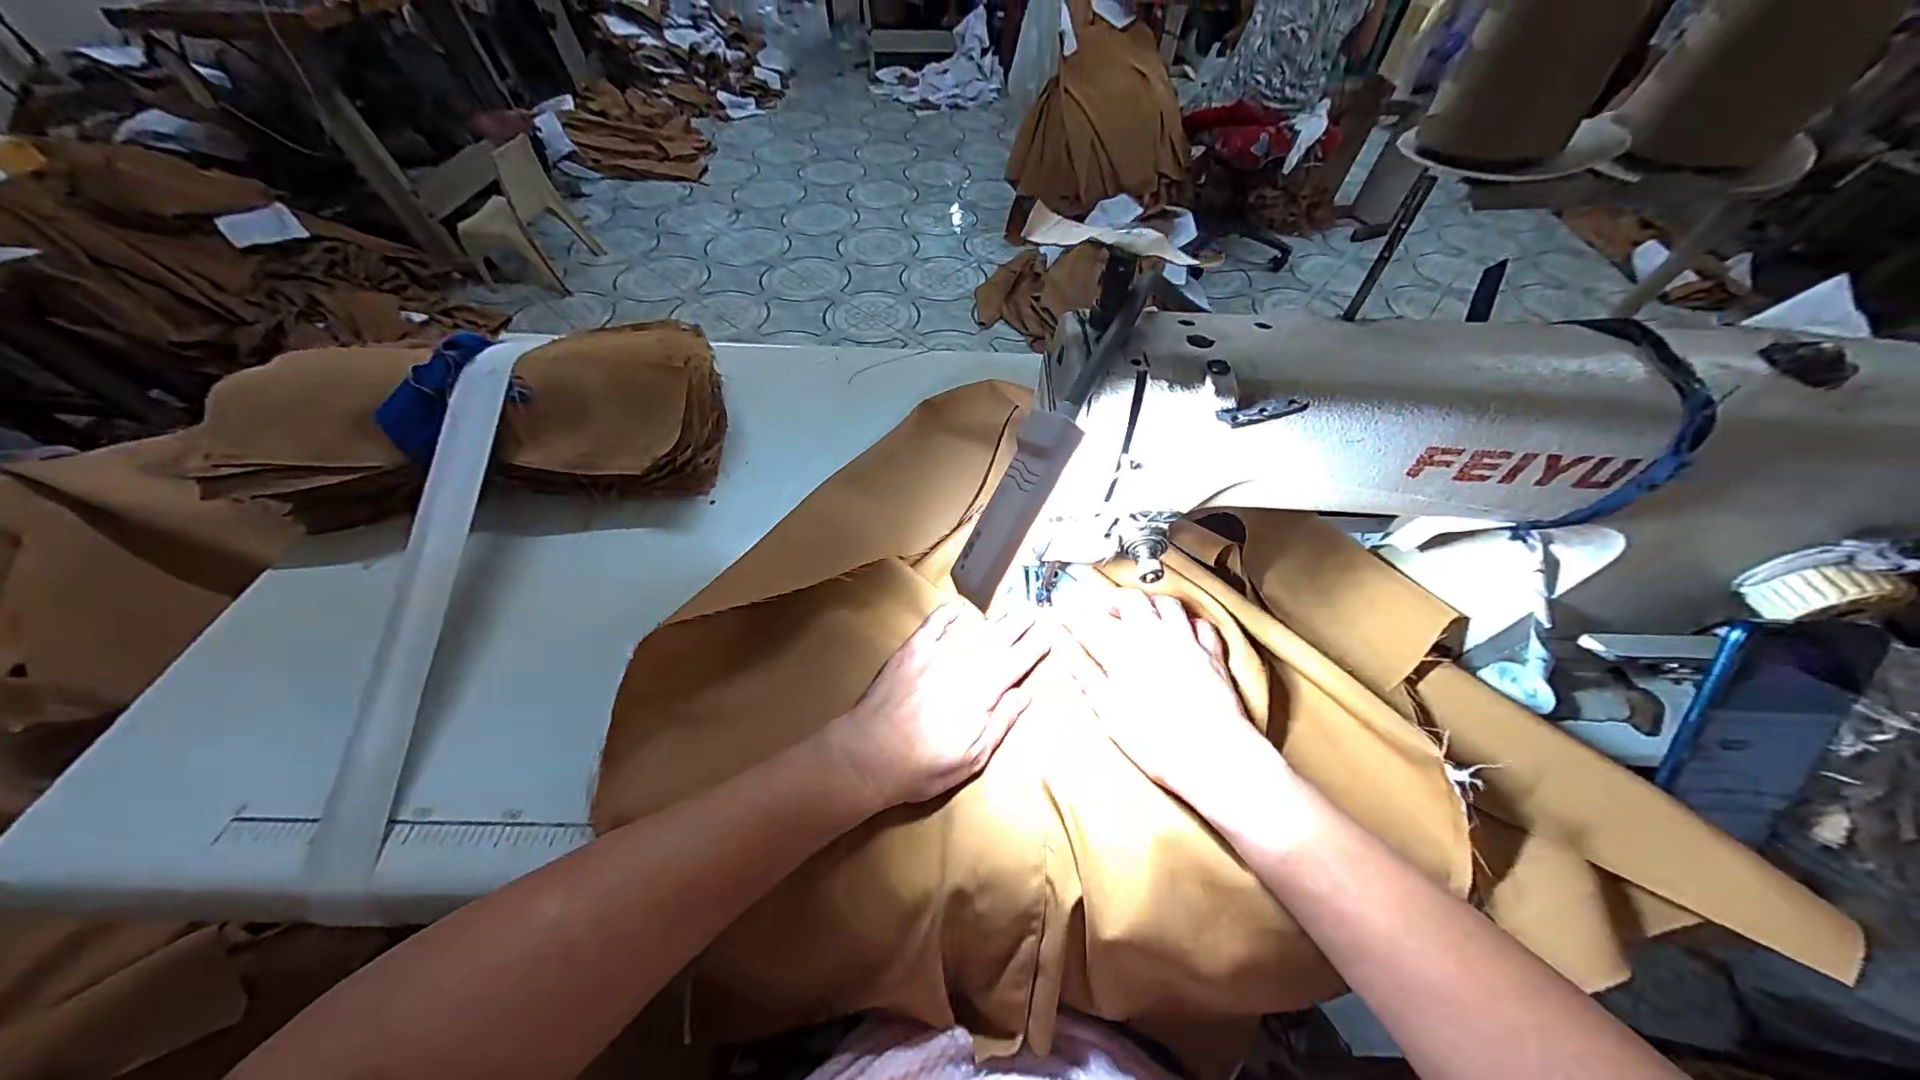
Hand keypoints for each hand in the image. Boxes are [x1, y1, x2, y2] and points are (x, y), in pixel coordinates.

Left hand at [821, 601, 1049, 807]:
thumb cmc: (922, 766)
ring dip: (993, 618)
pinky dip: (945, 615)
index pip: (1017, 662)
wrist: (867, 755)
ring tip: (1010, 609)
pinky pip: (932, 625)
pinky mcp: (909, 651)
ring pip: (971, 629)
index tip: (1049, 634)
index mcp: (982, 692)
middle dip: (1019, 624)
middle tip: (1035, 610)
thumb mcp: (972, 758)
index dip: (1034, 647)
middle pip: (998, 639)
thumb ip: (1000, 722)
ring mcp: (934, 654)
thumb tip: (1024, 694)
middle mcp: (962, 665)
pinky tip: (956, 609)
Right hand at [1056, 588, 1289, 825]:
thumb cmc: (1157, 739)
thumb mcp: (1106, 706)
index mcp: (1123, 648)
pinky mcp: (1212, 654)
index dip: (1073, 614)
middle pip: (1131, 599)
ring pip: (1167, 603)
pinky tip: (1183, 630)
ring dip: (1149, 602)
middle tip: (1101, 610)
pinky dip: (1188, 621)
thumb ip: (1083, 670)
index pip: (1090, 619)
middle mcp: (1155, 635)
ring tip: (1140, 612)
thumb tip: (1063, 645)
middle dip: (1112, 599)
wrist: (1212, 753)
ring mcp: (1186, 641)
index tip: (1064, 617)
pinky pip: (1201, 624)